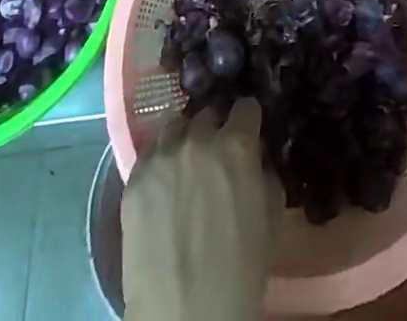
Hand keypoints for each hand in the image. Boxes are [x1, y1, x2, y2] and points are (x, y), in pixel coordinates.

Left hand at [122, 99, 276, 320]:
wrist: (187, 312)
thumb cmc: (242, 267)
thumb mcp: (272, 213)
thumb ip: (264, 171)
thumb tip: (255, 156)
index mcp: (237, 145)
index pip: (245, 106)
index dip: (249, 119)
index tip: (248, 130)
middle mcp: (198, 140)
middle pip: (207, 114)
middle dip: (215, 128)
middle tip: (217, 153)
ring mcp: (162, 157)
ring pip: (175, 127)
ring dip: (185, 139)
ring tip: (186, 165)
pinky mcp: (134, 178)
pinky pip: (150, 155)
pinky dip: (160, 161)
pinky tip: (164, 186)